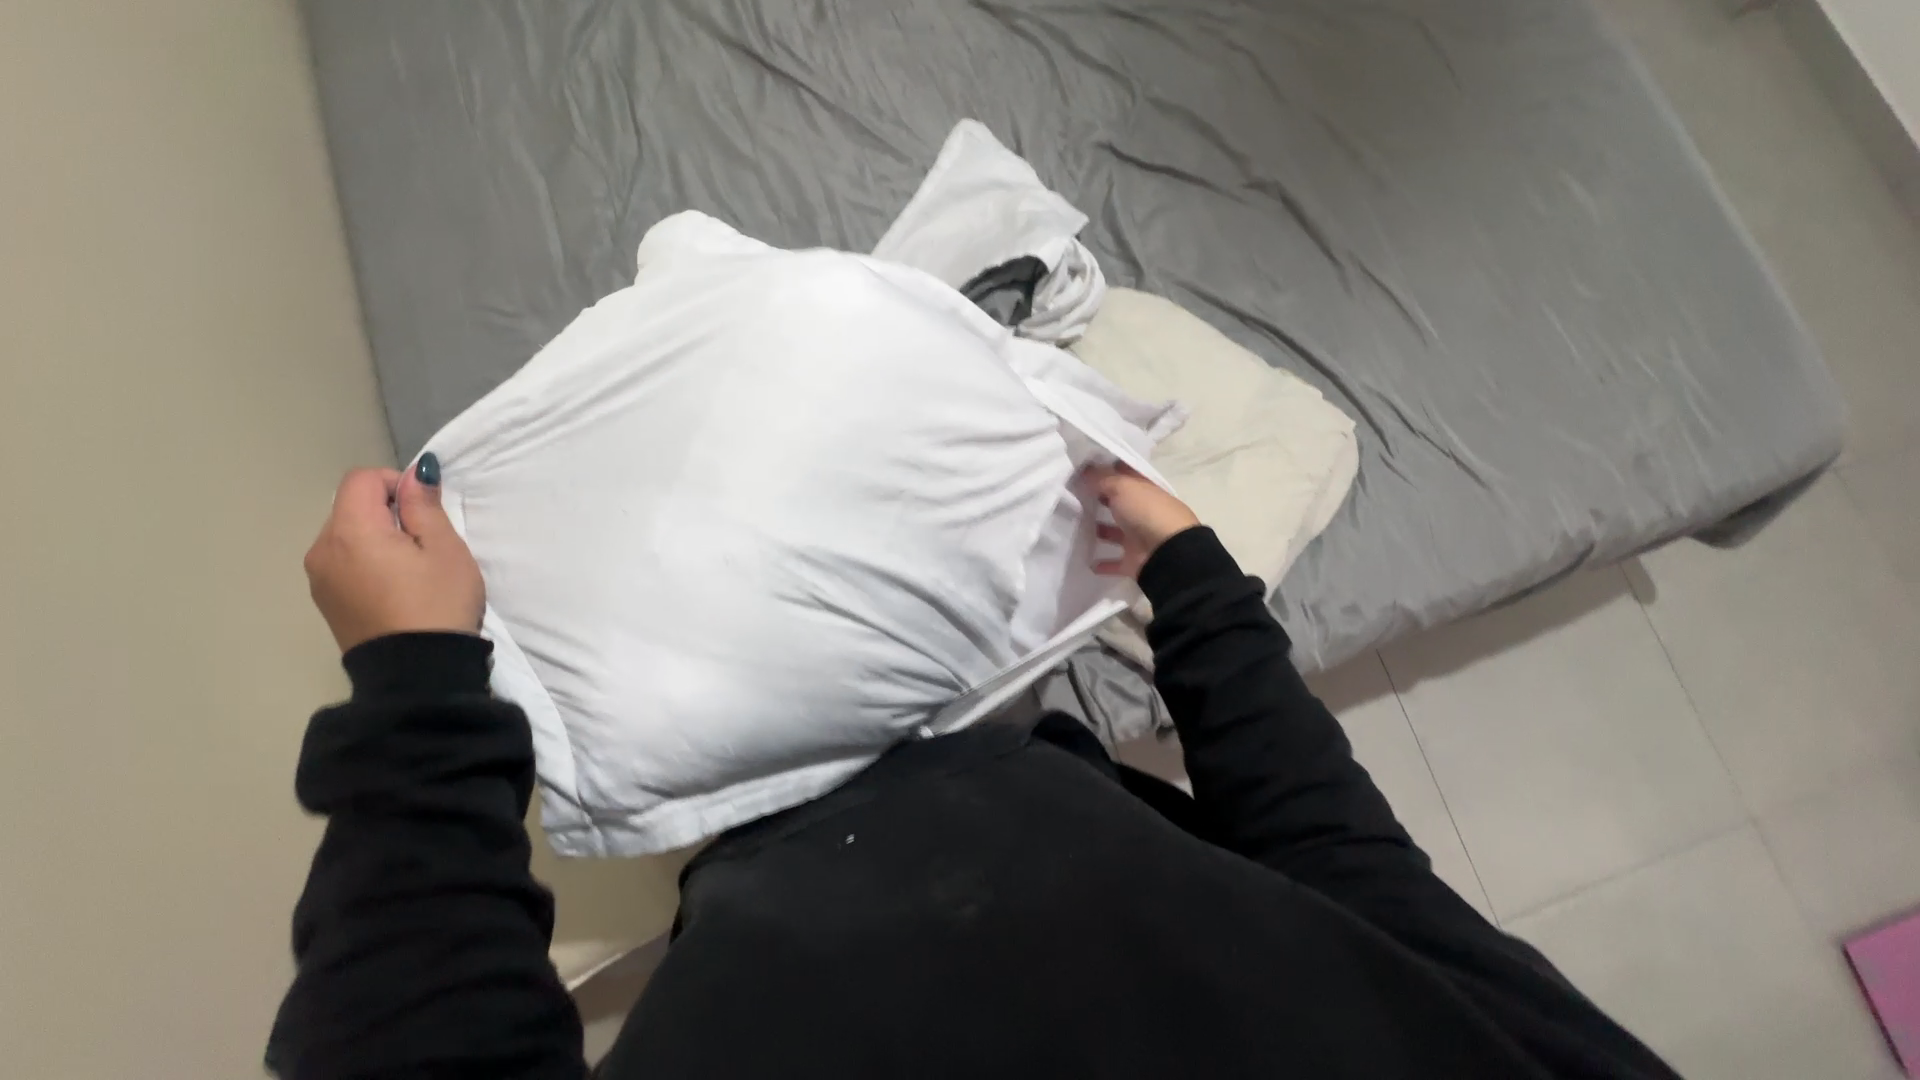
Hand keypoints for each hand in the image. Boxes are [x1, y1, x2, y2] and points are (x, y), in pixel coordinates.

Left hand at [304, 454, 484, 651]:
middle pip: (350, 506)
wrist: (416, 671)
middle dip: (386, 511)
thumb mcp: (445, 549)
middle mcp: (321, 548)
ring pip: (346, 535)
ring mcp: (318, 577)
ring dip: (376, 537)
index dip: (396, 483)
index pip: (362, 479)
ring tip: (412, 567)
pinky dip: (367, 560)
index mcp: (350, 530)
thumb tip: (414, 476)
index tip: (426, 509)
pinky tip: (395, 586)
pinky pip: (343, 562)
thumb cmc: (437, 603)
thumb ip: (425, 507)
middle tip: (426, 541)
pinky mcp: (325, 600)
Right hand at [1085, 462, 1199, 579]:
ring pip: (1115, 532)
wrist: (1167, 553)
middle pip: (1119, 504)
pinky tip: (1086, 562)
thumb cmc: (1146, 512)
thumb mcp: (1123, 487)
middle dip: (1100, 500)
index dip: (1108, 470)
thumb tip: (1084, 470)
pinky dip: (1102, 563)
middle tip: (1073, 496)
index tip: (1084, 467)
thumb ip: (1102, 478)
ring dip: (1100, 530)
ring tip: (1074, 526)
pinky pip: (1115, 562)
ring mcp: (1139, 537)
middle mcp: (1142, 512)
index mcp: (1145, 491)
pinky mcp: (1133, 560)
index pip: (1125, 476)